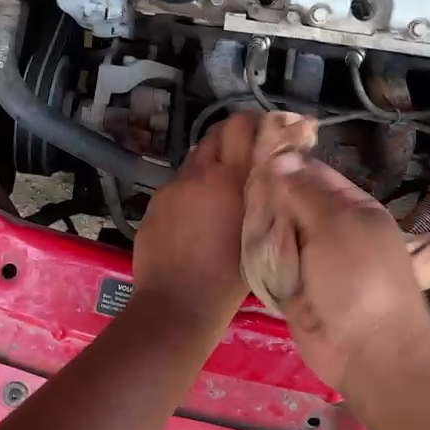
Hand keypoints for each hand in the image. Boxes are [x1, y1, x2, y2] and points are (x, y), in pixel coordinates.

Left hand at [129, 111, 259, 326]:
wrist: (175, 306)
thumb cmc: (228, 278)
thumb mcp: (260, 233)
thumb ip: (266, 196)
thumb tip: (275, 173)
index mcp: (228, 177)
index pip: (241, 125)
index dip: (255, 123)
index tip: (269, 134)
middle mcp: (197, 174)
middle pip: (216, 136)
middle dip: (234, 141)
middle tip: (250, 160)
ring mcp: (171, 188)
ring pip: (196, 161)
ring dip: (212, 166)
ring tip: (224, 192)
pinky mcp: (154, 205)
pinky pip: (179, 186)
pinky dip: (193, 190)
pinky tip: (199, 218)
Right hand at [244, 153, 429, 391]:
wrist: (367, 352)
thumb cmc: (360, 279)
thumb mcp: (337, 224)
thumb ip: (305, 191)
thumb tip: (282, 157)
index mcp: (350, 207)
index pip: (312, 173)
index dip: (283, 163)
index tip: (248, 153)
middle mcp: (329, 228)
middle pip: (288, 200)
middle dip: (264, 195)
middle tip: (231, 184)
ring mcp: (309, 258)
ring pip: (274, 229)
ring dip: (258, 225)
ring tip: (230, 209)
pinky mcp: (291, 285)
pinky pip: (267, 260)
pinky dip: (255, 254)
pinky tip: (233, 238)